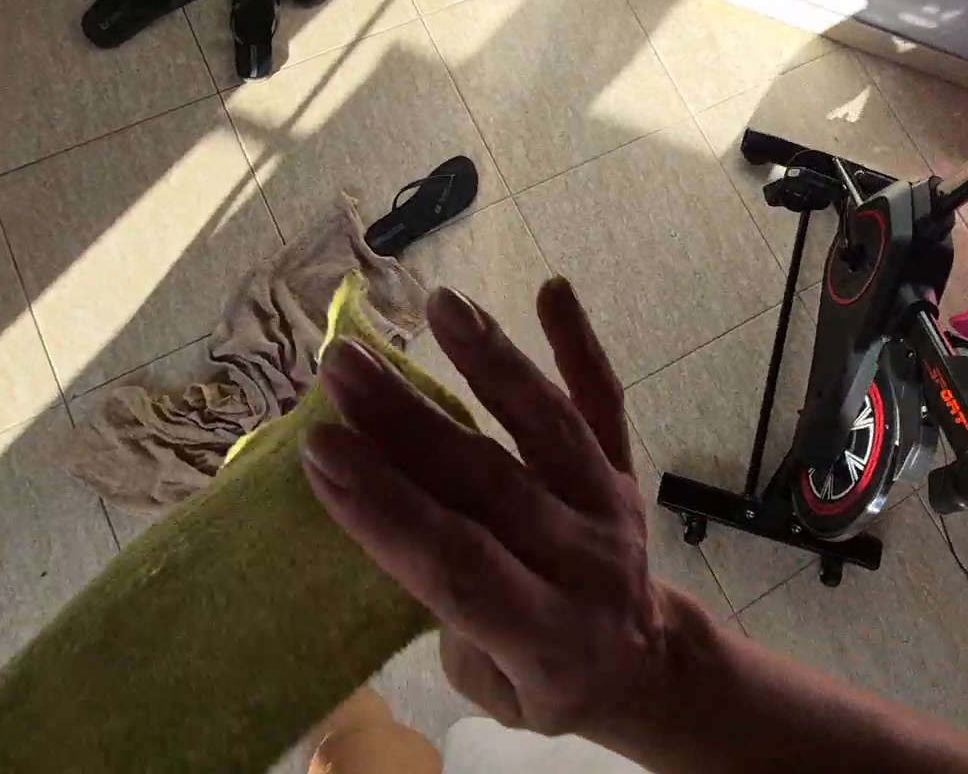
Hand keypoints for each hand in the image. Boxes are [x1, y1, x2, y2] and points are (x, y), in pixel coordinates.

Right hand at [300, 278, 671, 735]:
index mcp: (546, 636)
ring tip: (442, 306)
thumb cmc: (543, 676)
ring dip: (492, 362)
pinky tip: (552, 289)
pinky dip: (579, 344)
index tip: (321, 447)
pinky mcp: (625, 466)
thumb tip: (390, 495)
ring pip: (549, 425)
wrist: (646, 663)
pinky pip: (605, 400)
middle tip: (345, 364)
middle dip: (409, 422)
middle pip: (491, 480)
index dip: (387, 508)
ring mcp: (609, 502)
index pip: (457, 562)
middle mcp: (585, 560)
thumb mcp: (489, 678)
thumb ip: (449, 595)